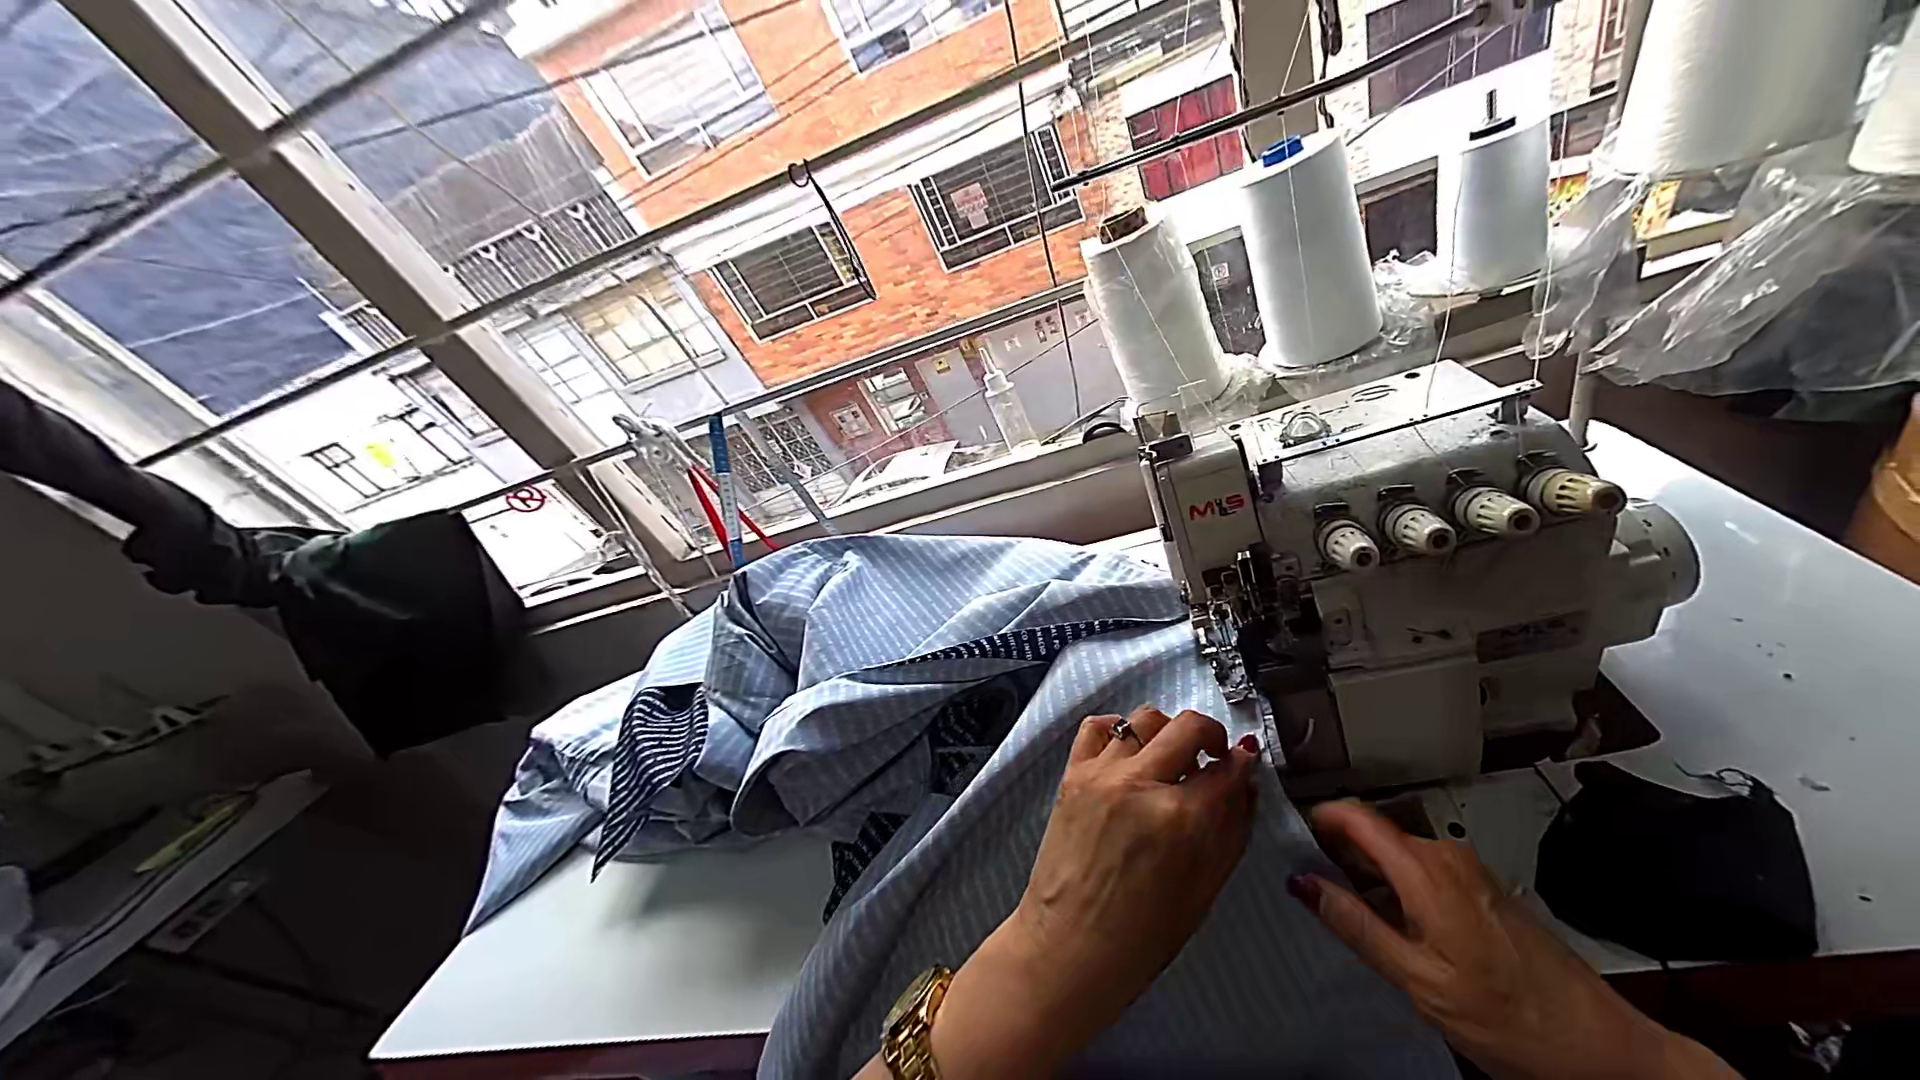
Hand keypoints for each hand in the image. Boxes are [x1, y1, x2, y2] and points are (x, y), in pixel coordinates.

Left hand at [926, 707, 1259, 1078]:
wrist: (1071, 942)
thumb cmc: (1145, 932)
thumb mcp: (1207, 887)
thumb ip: (1232, 828)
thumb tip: (1244, 783)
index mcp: (1182, 818)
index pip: (1227, 768)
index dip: (1242, 764)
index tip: (1242, 764)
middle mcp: (1141, 783)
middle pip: (1188, 725)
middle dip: (1211, 735)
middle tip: (1211, 756)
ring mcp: (1101, 774)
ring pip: (1144, 719)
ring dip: (1166, 732)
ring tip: (1168, 758)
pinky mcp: (1072, 774)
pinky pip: (1097, 727)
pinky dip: (1118, 729)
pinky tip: (1128, 753)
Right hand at [1290, 800, 1738, 1079]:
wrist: (1607, 1052)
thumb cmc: (1518, 1021)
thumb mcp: (1418, 978)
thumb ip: (1354, 923)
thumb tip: (1304, 883)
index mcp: (1427, 870)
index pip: (1353, 814)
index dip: (1314, 817)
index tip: (1288, 836)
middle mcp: (1446, 857)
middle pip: (1370, 831)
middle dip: (1334, 851)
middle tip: (1308, 884)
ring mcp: (1466, 871)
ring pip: (1392, 852)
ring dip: (1363, 872)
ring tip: (1345, 912)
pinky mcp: (1478, 889)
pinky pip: (1417, 869)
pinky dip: (1391, 886)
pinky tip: (1388, 926)